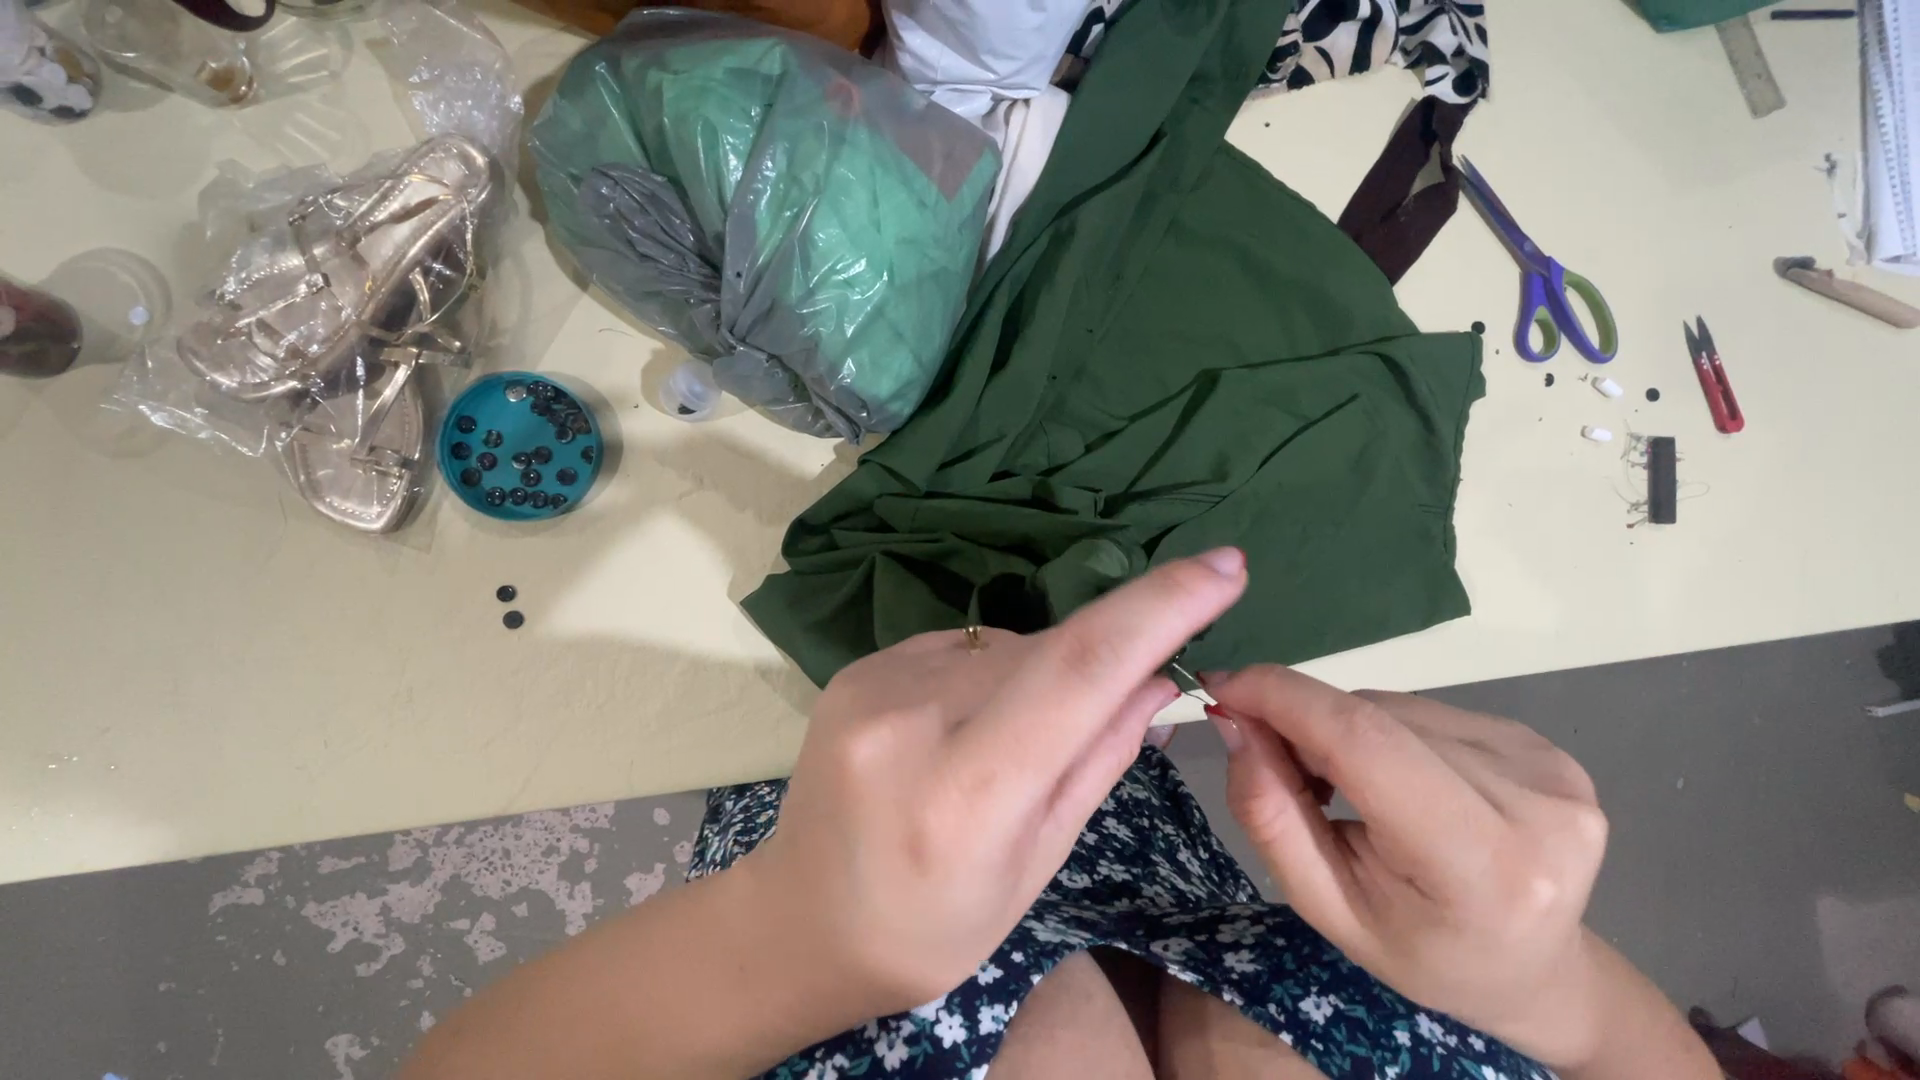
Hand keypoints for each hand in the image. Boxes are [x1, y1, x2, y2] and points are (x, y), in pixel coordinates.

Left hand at [735, 549, 1247, 1016]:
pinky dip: (986, 676)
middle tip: (1077, 733)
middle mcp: (912, 717)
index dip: (1159, 608)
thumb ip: (1098, 758)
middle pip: (1046, 652)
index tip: (1223, 567)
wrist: (803, 917)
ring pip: (1003, 647)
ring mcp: (874, 683)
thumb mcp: (1035, 864)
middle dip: (1094, 667)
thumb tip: (1160, 673)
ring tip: (1000, 751)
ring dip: (1034, 678)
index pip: (1079, 671)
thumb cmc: (934, 922)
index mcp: (967, 790)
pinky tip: (957, 730)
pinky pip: (958, 649)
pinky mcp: (856, 667)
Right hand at [1206, 667, 1610, 1067]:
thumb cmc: (1419, 951)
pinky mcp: (1548, 744)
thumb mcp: (1325, 905)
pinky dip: (1384, 730)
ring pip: (1395, 707)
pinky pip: (1426, 710)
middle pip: (1373, 720)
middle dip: (1302, 722)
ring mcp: (1548, 767)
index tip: (1220, 685)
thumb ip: (1271, 815)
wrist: (1532, 967)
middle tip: (1270, 758)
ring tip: (1342, 786)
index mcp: (1481, 865)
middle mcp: (1530, 802)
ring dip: (1344, 729)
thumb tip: (1234, 720)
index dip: (1284, 699)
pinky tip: (1393, 777)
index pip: (1366, 744)